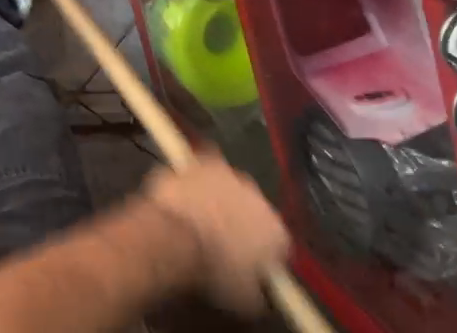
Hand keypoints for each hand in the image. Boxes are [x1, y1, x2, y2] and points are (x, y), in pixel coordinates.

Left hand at [140, 156, 289, 317]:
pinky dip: (199, 172)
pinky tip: (189, 183)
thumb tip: (256, 292)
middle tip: (220, 235)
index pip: (276, 243)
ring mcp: (230, 174)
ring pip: (229, 184)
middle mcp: (260, 198)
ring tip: (201, 210)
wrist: (178, 235)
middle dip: (240, 219)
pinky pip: (204, 162)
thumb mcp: (244, 298)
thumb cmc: (214, 270)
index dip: (261, 252)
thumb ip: (258, 292)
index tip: (246, 260)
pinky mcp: (203, 159)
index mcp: (277, 232)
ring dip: (220, 194)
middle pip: (253, 208)